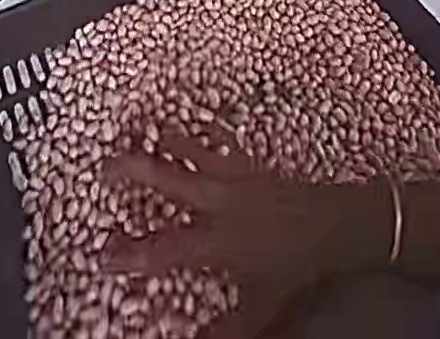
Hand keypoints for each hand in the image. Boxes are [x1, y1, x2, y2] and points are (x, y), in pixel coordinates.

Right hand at [103, 135, 390, 338]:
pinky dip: (206, 132)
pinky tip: (198, 122)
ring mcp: (236, 176)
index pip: (167, 249)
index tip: (105, 252)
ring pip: (195, 152)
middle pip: (172, 181)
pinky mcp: (250, 163)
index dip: (133, 253)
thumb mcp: (260, 306)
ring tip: (144, 129)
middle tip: (108, 166)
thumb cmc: (296, 267)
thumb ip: (225, 327)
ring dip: (169, 141)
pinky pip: (222, 143)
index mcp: (219, 240)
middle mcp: (221, 201)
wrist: (335, 225)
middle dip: (137, 172)